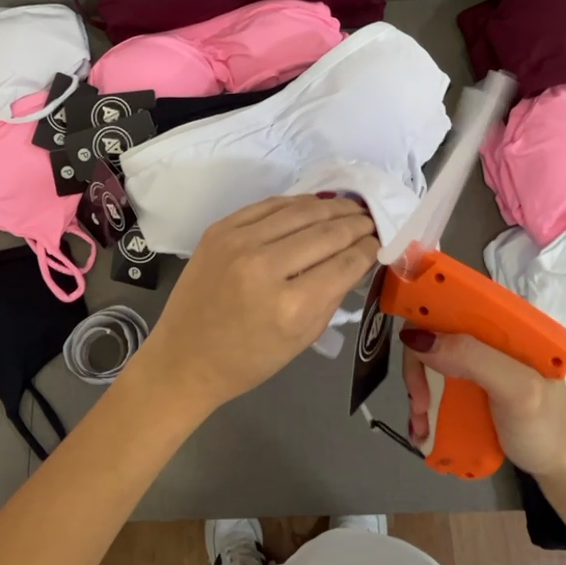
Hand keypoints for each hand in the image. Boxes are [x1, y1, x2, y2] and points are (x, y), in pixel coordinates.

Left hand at [129, 195, 377, 415]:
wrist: (184, 357)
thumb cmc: (247, 361)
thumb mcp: (302, 339)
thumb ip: (332, 296)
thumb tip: (357, 259)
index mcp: (291, 305)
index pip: (345, 262)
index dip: (369, 248)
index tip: (380, 241)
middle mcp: (265, 267)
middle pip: (326, 232)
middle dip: (356, 223)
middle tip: (372, 221)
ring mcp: (238, 243)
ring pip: (300, 210)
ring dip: (331, 206)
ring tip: (350, 207)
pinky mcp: (220, 230)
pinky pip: (268, 205)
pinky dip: (296, 203)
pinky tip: (314, 205)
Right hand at [400, 330, 565, 478]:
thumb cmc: (549, 428)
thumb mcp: (516, 389)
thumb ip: (472, 357)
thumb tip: (414, 337)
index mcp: (504, 324)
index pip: (451, 302)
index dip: (423, 319)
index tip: (411, 354)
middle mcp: (488, 339)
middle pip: (434, 336)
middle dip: (418, 371)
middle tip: (419, 404)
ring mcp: (479, 366)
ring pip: (431, 365)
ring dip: (418, 395)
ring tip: (420, 427)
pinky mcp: (473, 391)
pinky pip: (437, 390)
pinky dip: (424, 409)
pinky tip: (422, 431)